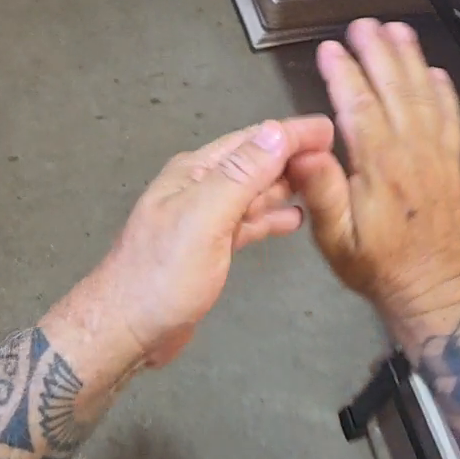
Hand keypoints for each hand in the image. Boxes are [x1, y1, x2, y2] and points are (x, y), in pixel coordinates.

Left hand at [63, 116, 334, 366]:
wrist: (126, 330)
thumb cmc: (162, 274)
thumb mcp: (204, 217)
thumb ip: (240, 174)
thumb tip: (275, 131)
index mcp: (195, 172)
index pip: (251, 141)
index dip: (290, 133)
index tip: (328, 128)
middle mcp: (199, 188)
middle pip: (253, 162)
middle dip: (291, 155)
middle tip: (333, 155)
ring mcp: (203, 219)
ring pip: (252, 192)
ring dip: (284, 184)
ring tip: (321, 181)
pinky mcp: (208, 248)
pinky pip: (246, 222)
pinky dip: (270, 216)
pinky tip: (294, 217)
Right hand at [289, 19, 459, 321]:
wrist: (432, 290)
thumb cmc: (374, 265)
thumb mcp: (335, 239)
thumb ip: (322, 193)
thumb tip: (305, 149)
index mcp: (379, 168)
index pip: (359, 108)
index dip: (344, 74)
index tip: (329, 48)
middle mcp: (411, 153)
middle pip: (394, 92)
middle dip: (378, 54)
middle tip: (364, 24)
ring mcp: (435, 156)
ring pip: (423, 98)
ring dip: (410, 61)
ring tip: (398, 31)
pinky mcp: (450, 164)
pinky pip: (450, 120)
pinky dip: (444, 93)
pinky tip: (436, 72)